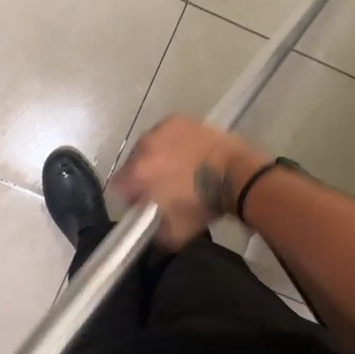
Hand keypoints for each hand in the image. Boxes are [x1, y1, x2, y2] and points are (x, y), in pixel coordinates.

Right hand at [112, 116, 270, 248]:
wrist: (236, 175)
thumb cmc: (204, 205)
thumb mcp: (176, 233)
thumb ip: (154, 234)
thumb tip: (149, 231)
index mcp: (137, 175)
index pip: (118, 186)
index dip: (130, 196)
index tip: (143, 202)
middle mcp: (143, 148)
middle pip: (133, 164)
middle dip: (143, 175)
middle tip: (163, 185)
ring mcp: (160, 130)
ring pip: (148, 146)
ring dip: (156, 156)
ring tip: (177, 166)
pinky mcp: (177, 119)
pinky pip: (165, 132)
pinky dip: (171, 141)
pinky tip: (186, 151)